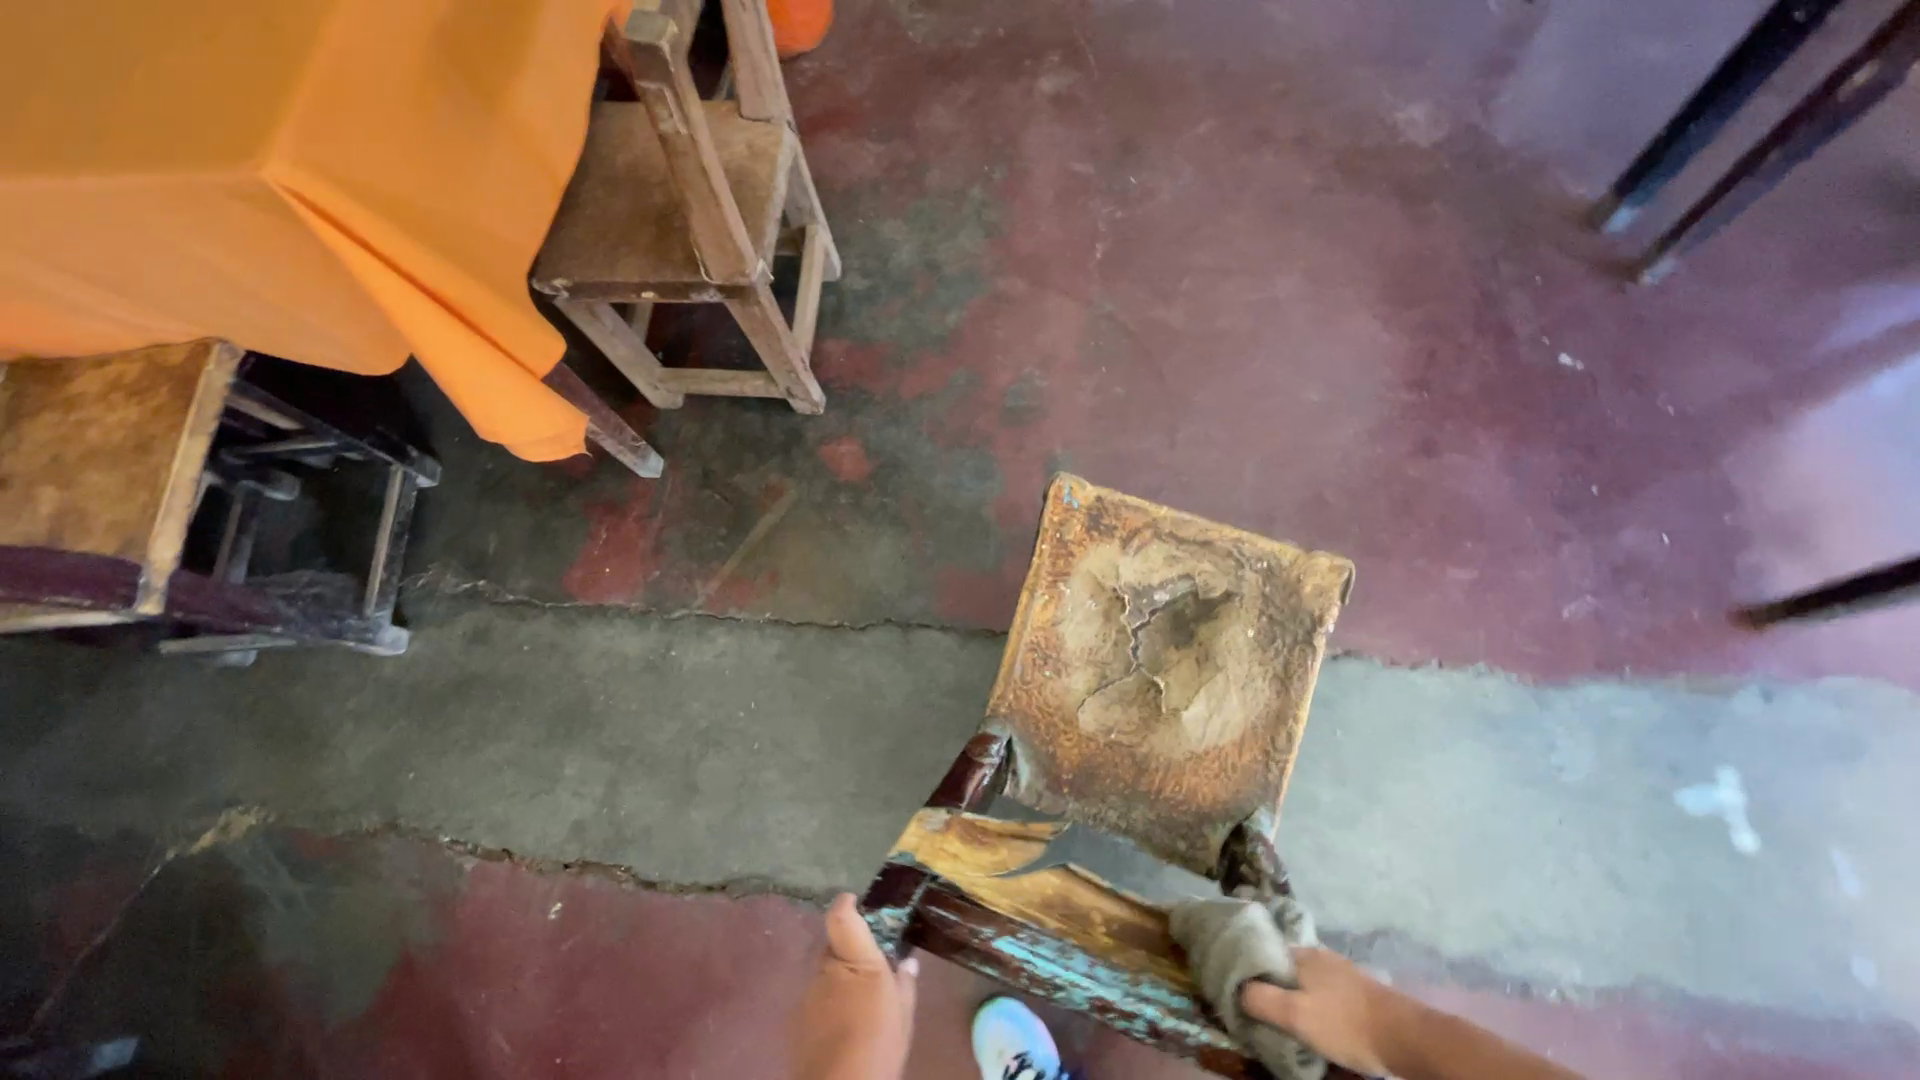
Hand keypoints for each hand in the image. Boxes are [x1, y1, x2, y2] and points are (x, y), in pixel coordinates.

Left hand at [789, 893, 919, 1079]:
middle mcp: (826, 969)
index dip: (846, 903)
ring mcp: (807, 994)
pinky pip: (815, 998)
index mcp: (856, 961)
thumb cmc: (879, 1047)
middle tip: (869, 967)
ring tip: (858, 1003)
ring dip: (838, 979)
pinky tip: (842, 1024)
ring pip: (823, 973)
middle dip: (848, 951)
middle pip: (833, 945)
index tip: (855, 901)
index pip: (841, 916)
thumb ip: (905, 983)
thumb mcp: (904, 1015)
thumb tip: (908, 963)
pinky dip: (828, 1003)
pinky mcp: (796, 1019)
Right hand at [1241, 948, 1393, 1076]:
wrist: (1407, 1038)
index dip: (1247, 974)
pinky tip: (1315, 1024)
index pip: (1261, 955)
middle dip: (1271, 989)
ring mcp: (1340, 971)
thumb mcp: (1295, 1015)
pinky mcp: (1357, 990)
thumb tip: (1236, 989)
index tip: (1239, 996)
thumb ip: (1260, 999)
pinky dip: (1314, 1006)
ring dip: (1293, 1000)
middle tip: (1262, 1015)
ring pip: (1304, 983)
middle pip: (1283, 970)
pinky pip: (1323, 994)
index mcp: (1300, 954)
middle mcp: (1319, 955)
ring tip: (1287, 1024)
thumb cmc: (1345, 1024)